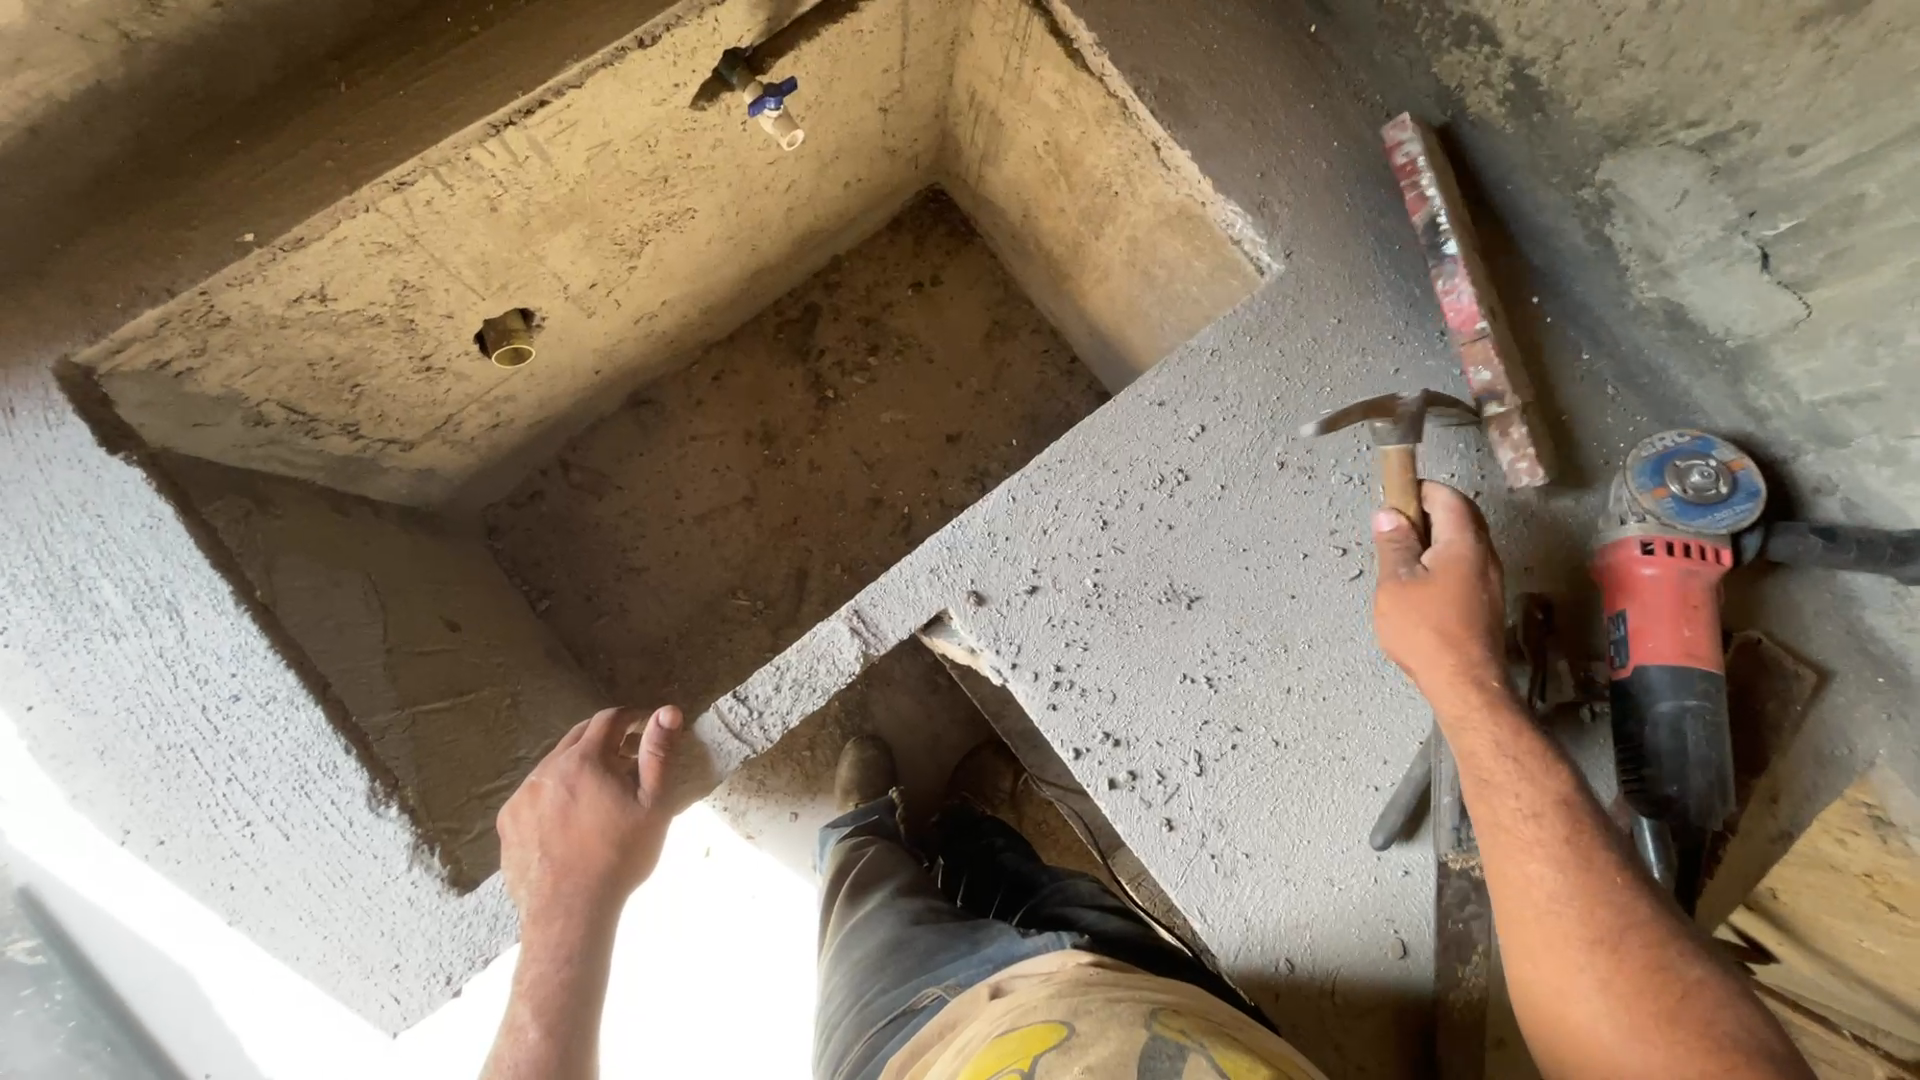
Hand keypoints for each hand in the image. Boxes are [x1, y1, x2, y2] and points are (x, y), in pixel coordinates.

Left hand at [496, 705, 685, 934]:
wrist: (569, 913)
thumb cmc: (620, 856)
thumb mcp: (653, 804)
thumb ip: (658, 753)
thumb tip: (667, 711)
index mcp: (584, 760)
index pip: (609, 719)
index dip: (633, 718)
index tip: (648, 727)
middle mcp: (547, 769)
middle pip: (579, 736)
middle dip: (607, 738)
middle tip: (630, 758)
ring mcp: (523, 796)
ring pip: (555, 763)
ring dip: (580, 764)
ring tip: (602, 792)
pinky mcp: (508, 822)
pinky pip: (536, 792)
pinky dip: (557, 791)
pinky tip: (572, 818)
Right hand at [1371, 482, 1507, 700]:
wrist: (1463, 680)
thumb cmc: (1425, 630)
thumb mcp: (1395, 582)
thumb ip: (1393, 544)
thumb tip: (1388, 513)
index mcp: (1463, 543)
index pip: (1448, 498)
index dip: (1420, 489)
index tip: (1393, 493)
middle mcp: (1484, 555)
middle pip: (1462, 515)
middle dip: (1428, 509)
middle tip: (1394, 519)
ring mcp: (1489, 578)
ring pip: (1464, 540)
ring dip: (1434, 534)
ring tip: (1400, 550)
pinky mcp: (1485, 598)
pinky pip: (1465, 562)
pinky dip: (1441, 556)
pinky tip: (1418, 577)